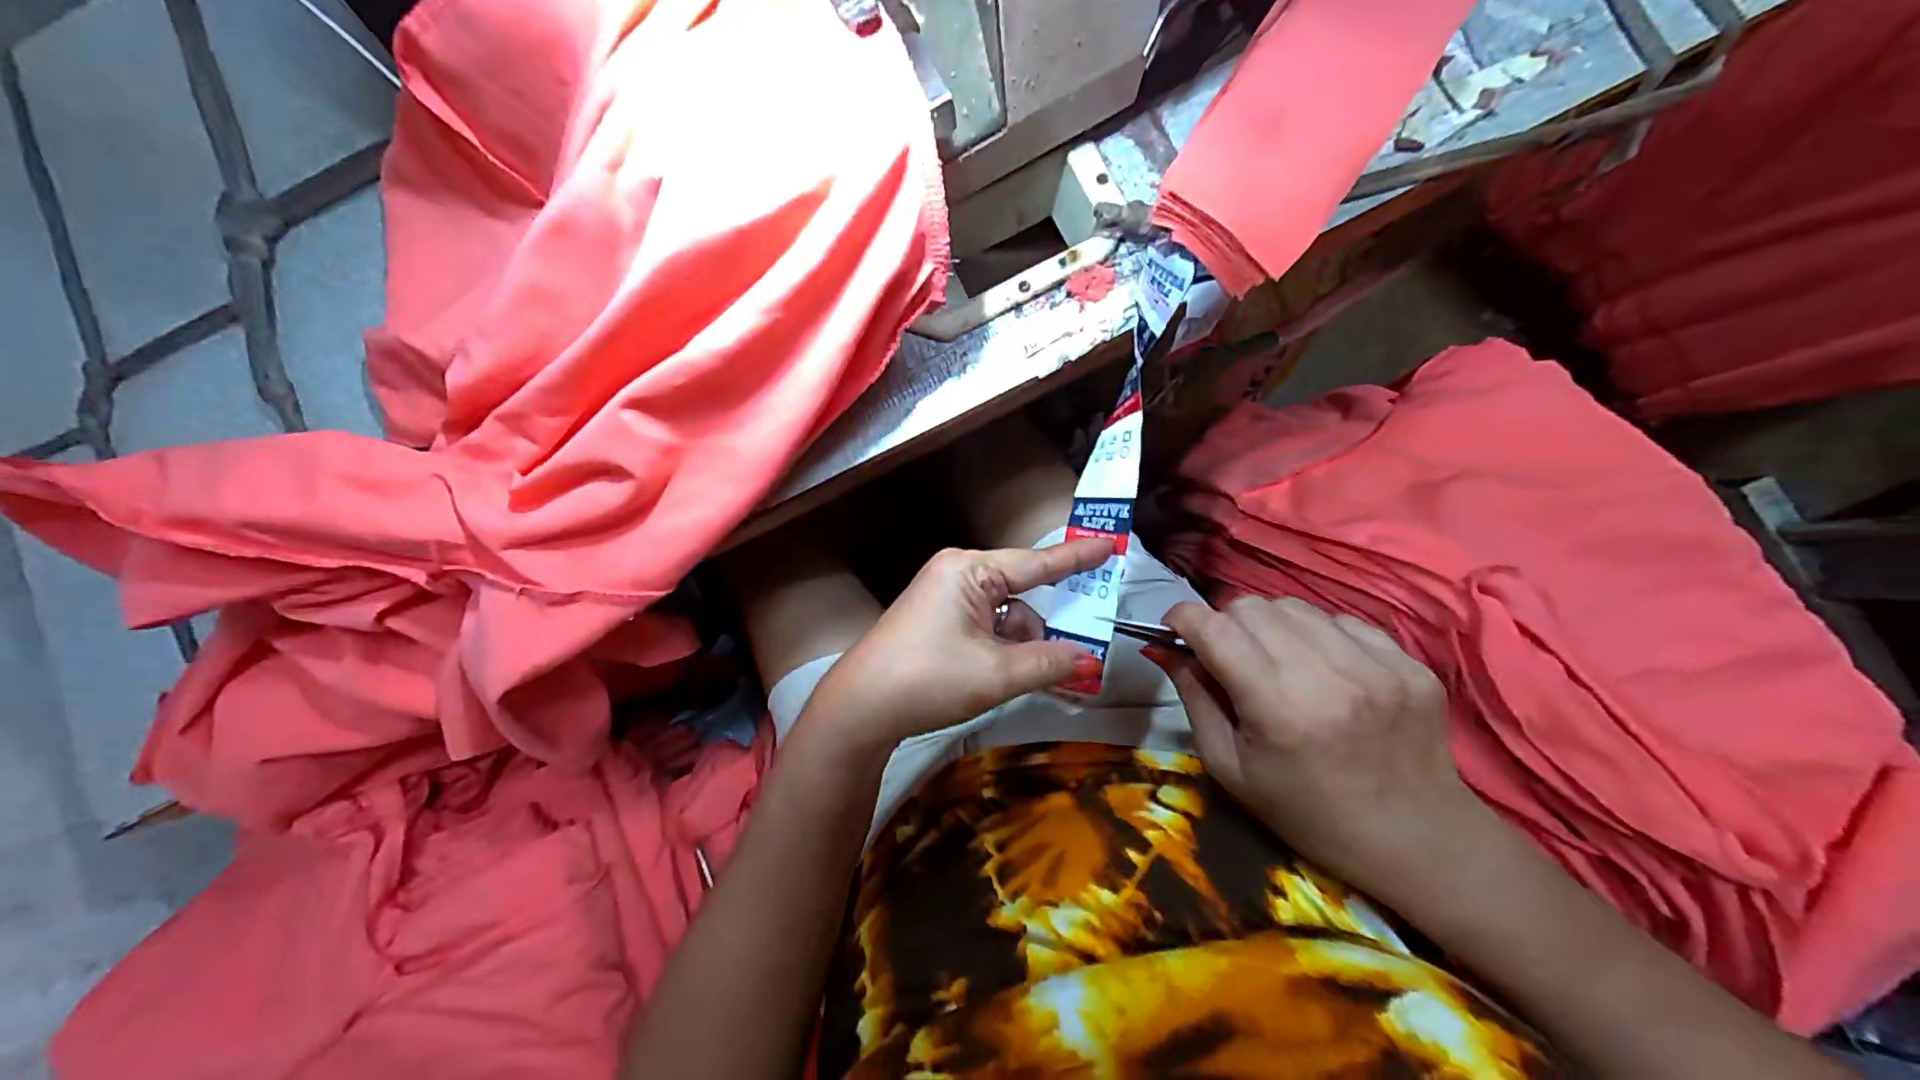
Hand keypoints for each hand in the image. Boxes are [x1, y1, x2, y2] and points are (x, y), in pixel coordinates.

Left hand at [800, 540, 1110, 749]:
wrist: (860, 709)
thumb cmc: (928, 679)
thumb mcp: (997, 673)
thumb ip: (1050, 663)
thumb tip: (1090, 661)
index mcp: (969, 570)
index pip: (1036, 562)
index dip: (1076, 558)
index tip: (1109, 546)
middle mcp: (957, 574)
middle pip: (1022, 595)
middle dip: (1045, 629)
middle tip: (1079, 653)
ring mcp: (945, 599)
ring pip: (1006, 618)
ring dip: (1023, 647)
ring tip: (1030, 681)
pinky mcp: (937, 622)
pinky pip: (986, 629)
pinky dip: (1002, 652)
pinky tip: (1007, 679)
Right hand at [1155, 596, 1493, 896]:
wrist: (1413, 839)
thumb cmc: (1304, 811)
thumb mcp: (1229, 765)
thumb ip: (1194, 697)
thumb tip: (1163, 645)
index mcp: (1278, 707)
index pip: (1214, 628)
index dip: (1183, 618)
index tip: (1175, 629)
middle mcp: (1328, 675)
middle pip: (1251, 607)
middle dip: (1225, 623)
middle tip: (1228, 656)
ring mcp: (1376, 665)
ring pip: (1294, 606)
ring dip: (1271, 626)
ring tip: (1278, 664)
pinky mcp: (1409, 663)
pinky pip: (1342, 620)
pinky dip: (1318, 636)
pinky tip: (1324, 671)